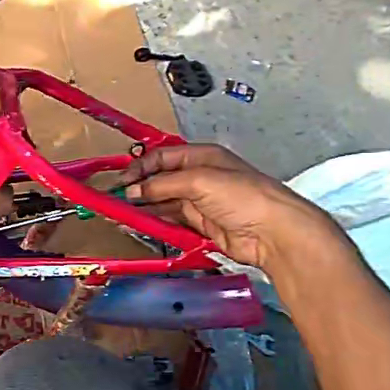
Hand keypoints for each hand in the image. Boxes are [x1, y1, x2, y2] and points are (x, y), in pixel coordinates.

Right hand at [118, 144, 360, 289]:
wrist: (274, 233)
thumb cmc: (242, 196)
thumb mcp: (198, 181)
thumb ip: (162, 184)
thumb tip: (133, 190)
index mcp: (202, 156)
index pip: (162, 157)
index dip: (140, 166)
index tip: (121, 180)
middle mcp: (200, 176)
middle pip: (161, 179)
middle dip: (139, 187)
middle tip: (116, 199)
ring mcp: (201, 202)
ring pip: (164, 201)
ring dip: (144, 206)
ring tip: (121, 213)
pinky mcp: (203, 225)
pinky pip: (173, 221)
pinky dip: (156, 222)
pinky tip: (140, 224)